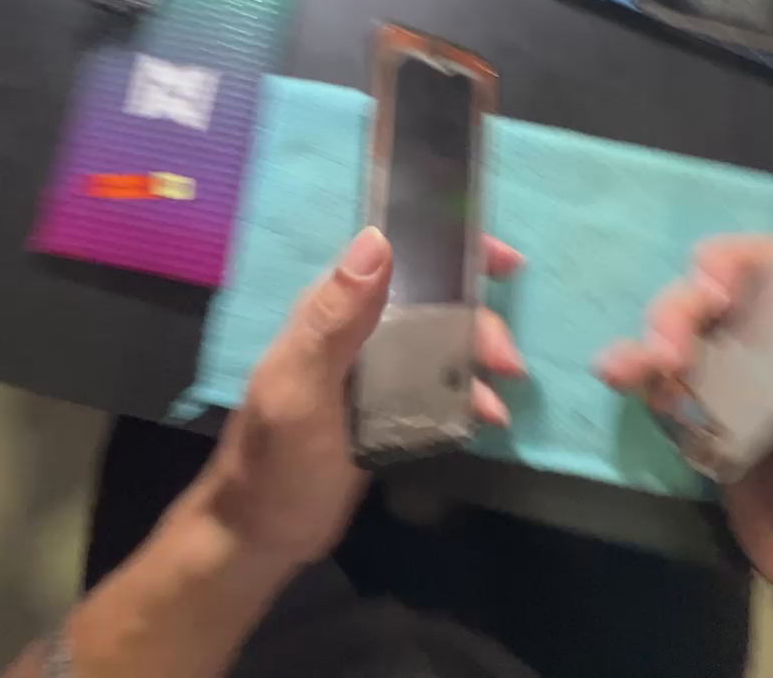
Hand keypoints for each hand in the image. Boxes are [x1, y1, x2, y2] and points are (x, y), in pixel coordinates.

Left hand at [191, 226, 526, 568]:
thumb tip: (377, 238)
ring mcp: (375, 369)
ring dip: (478, 360)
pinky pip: (439, 385)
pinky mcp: (390, 406)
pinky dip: (467, 395)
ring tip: (497, 402)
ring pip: (442, 343)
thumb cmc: (276, 459)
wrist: (264, 533)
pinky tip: (484, 420)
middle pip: (432, 302)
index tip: (502, 261)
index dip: (448, 248)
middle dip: (477, 322)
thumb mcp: (301, 387)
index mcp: (331, 310)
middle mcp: (357, 329)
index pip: (393, 256)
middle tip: (508, 362)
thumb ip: (334, 318)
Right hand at [595, 144, 772, 672]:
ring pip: (700, 315)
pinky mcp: (717, 403)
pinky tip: (623, 377)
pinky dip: (644, 366)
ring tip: (651, 363)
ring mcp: (758, 372)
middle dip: (711, 279)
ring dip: (666, 324)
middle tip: (692, 311)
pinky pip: (672, 366)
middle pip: (752, 277)